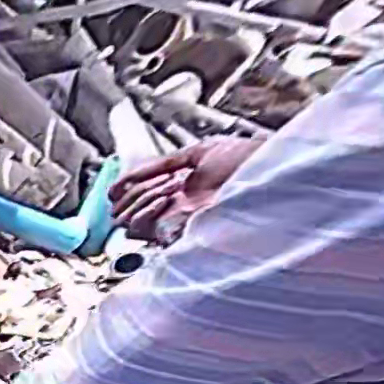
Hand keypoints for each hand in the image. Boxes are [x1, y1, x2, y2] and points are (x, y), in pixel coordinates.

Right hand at [110, 136, 261, 243]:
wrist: (262, 176)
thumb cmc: (245, 161)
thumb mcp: (200, 151)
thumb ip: (162, 163)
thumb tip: (125, 180)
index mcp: (172, 185)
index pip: (128, 193)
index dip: (121, 187)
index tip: (121, 184)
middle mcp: (164, 205)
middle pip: (121, 205)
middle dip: (135, 188)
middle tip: (164, 179)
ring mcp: (164, 220)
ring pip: (124, 217)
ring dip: (141, 197)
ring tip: (171, 187)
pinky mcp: (166, 232)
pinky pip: (136, 227)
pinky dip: (144, 211)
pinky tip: (166, 200)